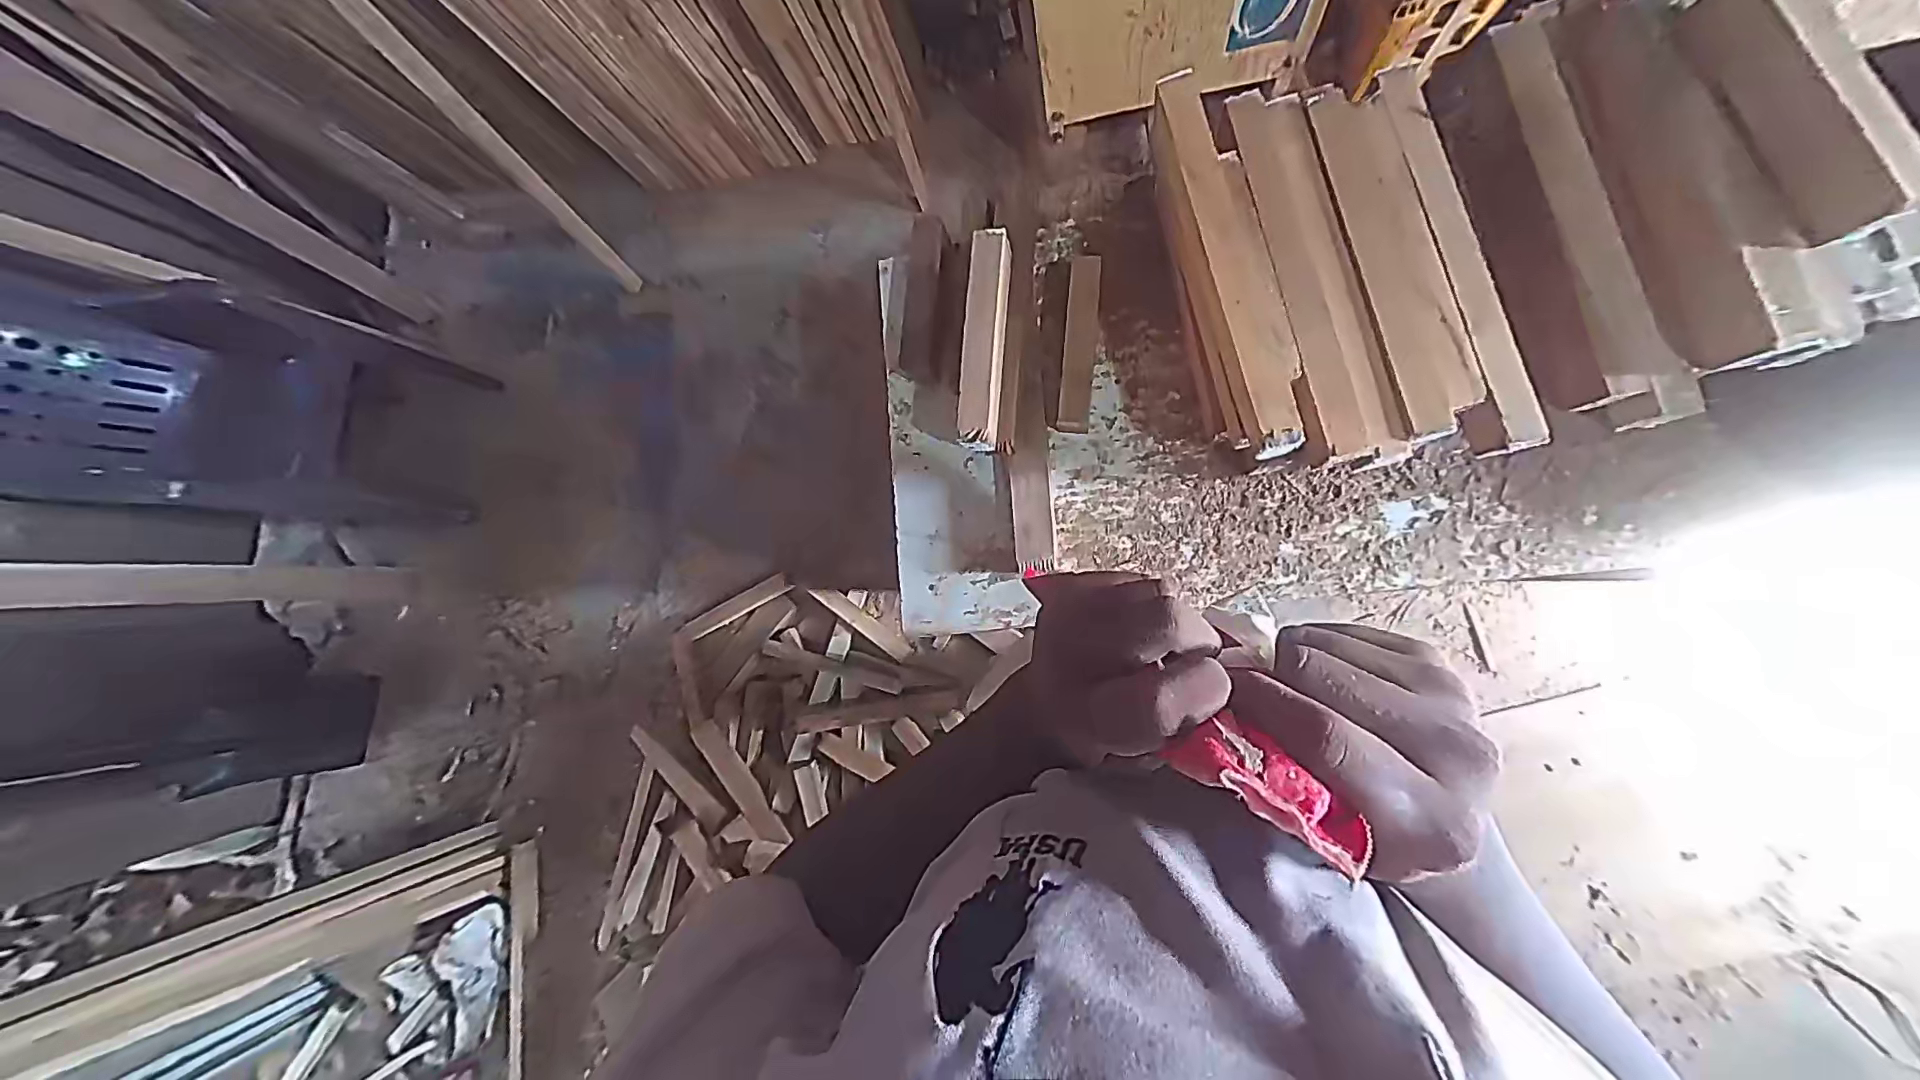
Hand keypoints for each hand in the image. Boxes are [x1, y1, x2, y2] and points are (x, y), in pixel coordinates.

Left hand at [1015, 572, 1230, 766]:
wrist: (1041, 703)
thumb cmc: (1104, 736)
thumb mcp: (1146, 755)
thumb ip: (1189, 730)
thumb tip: (1230, 690)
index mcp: (1087, 716)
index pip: (1160, 699)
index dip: (1204, 690)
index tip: (1212, 689)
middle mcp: (1072, 656)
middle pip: (1169, 619)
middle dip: (1200, 640)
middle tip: (1194, 659)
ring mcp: (1068, 611)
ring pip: (1161, 591)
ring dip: (1178, 618)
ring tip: (1165, 642)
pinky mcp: (1072, 584)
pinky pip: (1140, 578)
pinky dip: (1154, 601)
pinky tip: (1142, 626)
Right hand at [1227, 624, 1498, 881]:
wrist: (1438, 824)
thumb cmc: (1361, 837)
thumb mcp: (1314, 837)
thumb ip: (1270, 783)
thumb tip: (1218, 718)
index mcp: (1427, 818)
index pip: (1326, 735)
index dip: (1262, 701)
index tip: (1221, 689)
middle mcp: (1455, 754)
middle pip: (1323, 675)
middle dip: (1265, 671)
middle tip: (1238, 683)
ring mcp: (1453, 701)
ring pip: (1329, 646)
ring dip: (1284, 655)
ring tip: (1274, 682)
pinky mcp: (1441, 666)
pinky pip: (1348, 632)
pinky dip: (1312, 644)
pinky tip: (1308, 672)